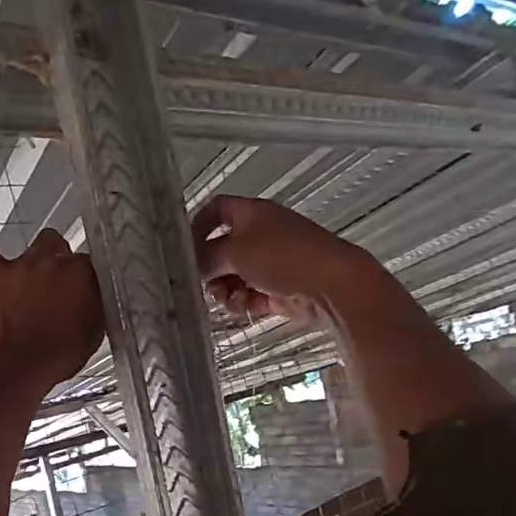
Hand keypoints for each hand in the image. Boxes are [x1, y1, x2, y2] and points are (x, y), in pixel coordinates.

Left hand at [0, 202, 104, 390]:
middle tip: (63, 293)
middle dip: (65, 267)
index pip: (90, 265)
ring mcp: (24, 266)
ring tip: (41, 282)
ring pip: (38, 246)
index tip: (85, 296)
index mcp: (82, 274)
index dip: (87, 281)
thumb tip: (94, 294)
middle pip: (65, 251)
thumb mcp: (95, 330)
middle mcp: (54, 262)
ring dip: (41, 259)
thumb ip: (96, 303)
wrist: (23, 368)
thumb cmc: (59, 354)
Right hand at [190, 195, 388, 324]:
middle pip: (222, 250)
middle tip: (205, 284)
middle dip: (211, 269)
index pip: (216, 210)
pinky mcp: (277, 289)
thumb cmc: (282, 257)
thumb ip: (207, 257)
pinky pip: (249, 294)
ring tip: (229, 298)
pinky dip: (244, 301)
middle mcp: (260, 235)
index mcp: (251, 214)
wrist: (330, 284)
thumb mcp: (235, 251)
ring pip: (233, 276)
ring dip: (225, 290)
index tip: (185, 249)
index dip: (198, 226)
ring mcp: (270, 263)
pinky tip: (248, 306)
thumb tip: (195, 264)